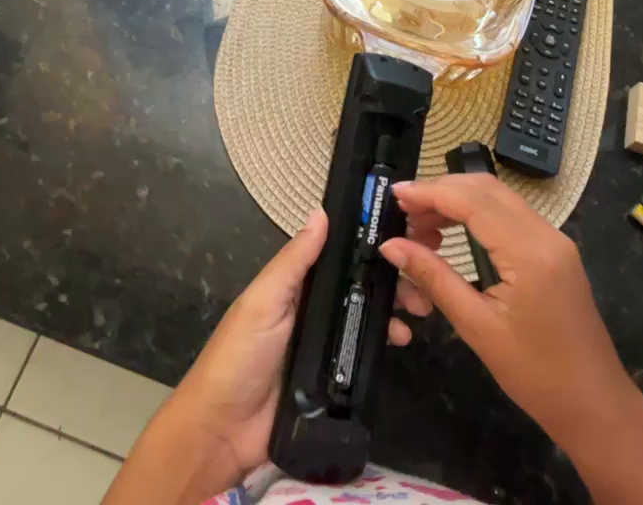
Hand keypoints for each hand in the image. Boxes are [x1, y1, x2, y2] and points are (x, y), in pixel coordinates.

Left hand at [108, 209, 430, 504]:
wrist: (224, 431)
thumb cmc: (240, 355)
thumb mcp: (264, 301)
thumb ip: (294, 261)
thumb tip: (320, 212)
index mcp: (294, 289)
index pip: (336, 261)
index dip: (367, 249)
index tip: (403, 239)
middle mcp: (312, 313)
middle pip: (357, 290)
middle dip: (389, 283)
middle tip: (418, 285)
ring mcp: (324, 348)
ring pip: (365, 321)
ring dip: (391, 313)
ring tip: (417, 313)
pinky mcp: (333, 381)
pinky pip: (361, 358)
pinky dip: (383, 347)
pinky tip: (402, 341)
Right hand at [379, 176, 642, 504]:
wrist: (594, 405)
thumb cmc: (535, 375)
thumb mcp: (477, 327)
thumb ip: (434, 278)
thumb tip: (391, 245)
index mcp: (529, 253)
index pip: (472, 202)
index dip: (430, 192)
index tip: (395, 196)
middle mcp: (546, 235)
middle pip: (486, 189)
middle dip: (441, 192)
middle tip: (405, 213)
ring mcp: (555, 241)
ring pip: (499, 198)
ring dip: (458, 202)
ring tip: (422, 229)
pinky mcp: (555, 252)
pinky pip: (511, 216)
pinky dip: (477, 215)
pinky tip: (453, 235)